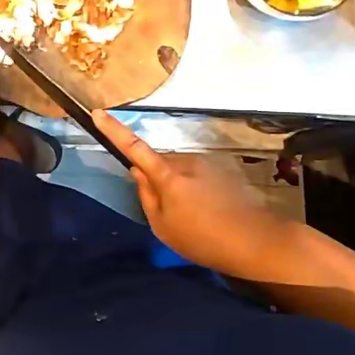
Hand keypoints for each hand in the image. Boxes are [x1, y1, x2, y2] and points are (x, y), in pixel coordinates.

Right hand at [92, 109, 300, 276]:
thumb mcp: (162, 225)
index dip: (114, 130)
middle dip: (157, 179)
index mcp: (168, 175)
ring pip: (180, 170)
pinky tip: (210, 214)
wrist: (255, 241)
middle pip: (160, 163)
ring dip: (179, 186)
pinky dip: (197, 190)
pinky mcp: (224, 169)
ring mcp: (208, 163)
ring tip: (194, 218)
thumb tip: (136, 171)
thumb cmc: (202, 239)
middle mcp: (187, 161)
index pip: (134, 148)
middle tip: (168, 212)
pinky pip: (199, 175)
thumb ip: (145, 195)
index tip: (99, 113)